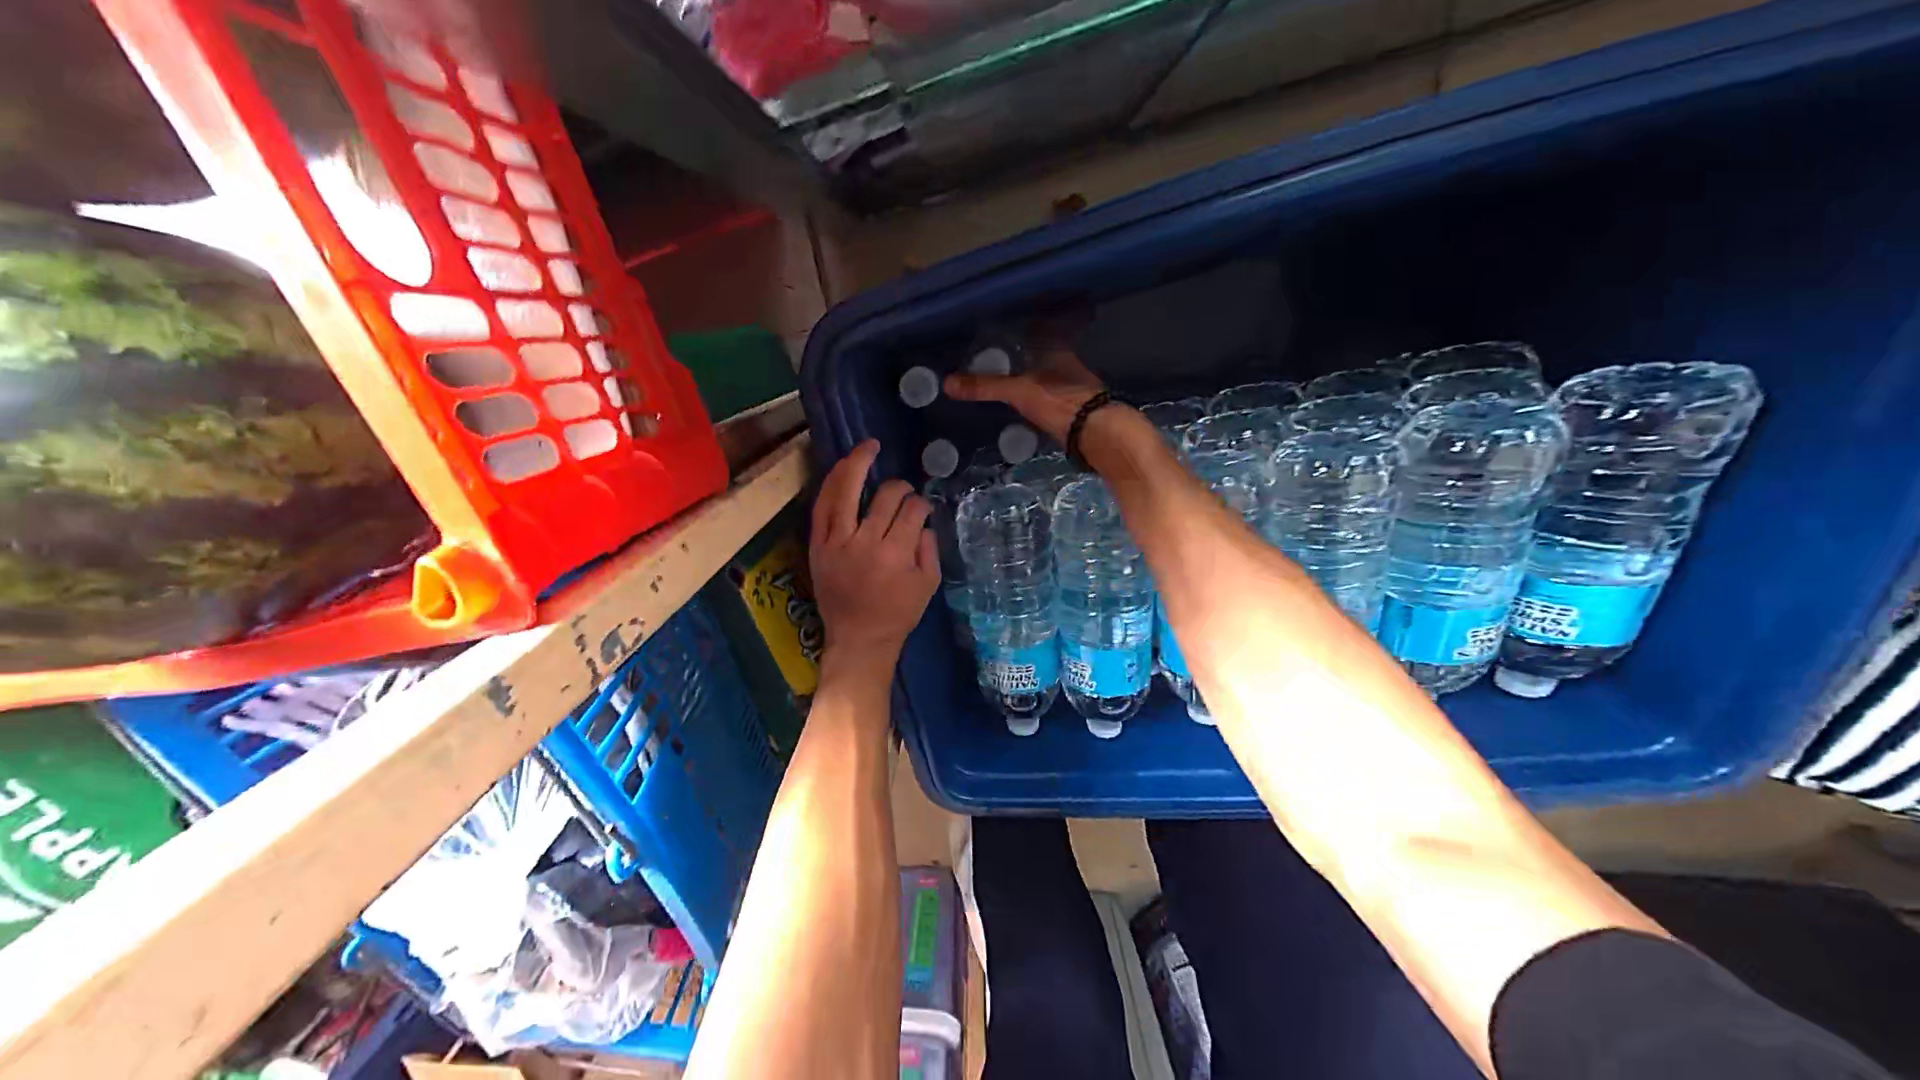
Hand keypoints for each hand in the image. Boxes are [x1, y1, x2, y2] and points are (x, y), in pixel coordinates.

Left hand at [810, 440, 939, 659]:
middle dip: (900, 488)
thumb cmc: (898, 614)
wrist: (858, 639)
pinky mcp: (818, 546)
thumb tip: (922, 520)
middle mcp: (865, 543)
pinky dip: (832, 485)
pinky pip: (822, 507)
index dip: (921, 503)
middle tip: (905, 491)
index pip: (911, 511)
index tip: (923, 507)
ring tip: (869, 447)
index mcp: (895, 554)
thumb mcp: (928, 585)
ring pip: (846, 492)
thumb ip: (929, 548)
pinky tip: (842, 469)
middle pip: (885, 498)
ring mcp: (837, 542)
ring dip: (858, 464)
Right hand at [944, 337, 1106, 443]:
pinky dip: (1041, 395)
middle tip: (1004, 353)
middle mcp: (1069, 363)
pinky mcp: (1076, 408)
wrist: (1098, 433)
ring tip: (1011, 376)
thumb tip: (948, 383)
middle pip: (1047, 351)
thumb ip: (986, 387)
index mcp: (1057, 349)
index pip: (1043, 327)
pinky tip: (1029, 401)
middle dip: (1028, 351)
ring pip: (1051, 373)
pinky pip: (1052, 394)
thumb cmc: (1060, 401)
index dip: (1029, 322)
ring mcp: (1075, 386)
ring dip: (1035, 374)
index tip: (1009, 322)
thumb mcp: (1018, 392)